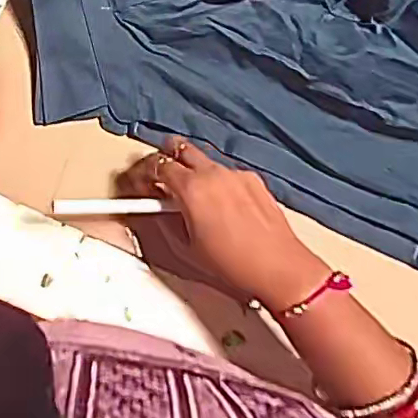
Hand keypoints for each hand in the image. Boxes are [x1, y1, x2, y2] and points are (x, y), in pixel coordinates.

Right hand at [117, 136, 331, 308]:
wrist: (279, 269)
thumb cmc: (234, 264)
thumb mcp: (185, 248)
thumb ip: (164, 220)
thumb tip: (154, 209)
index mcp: (192, 189)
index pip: (155, 166)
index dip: (141, 174)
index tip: (138, 183)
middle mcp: (213, 174)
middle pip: (178, 148)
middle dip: (164, 158)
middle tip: (158, 176)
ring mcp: (235, 174)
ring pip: (203, 159)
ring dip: (190, 169)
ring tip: (189, 194)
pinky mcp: (253, 180)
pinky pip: (225, 172)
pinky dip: (215, 180)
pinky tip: (218, 203)